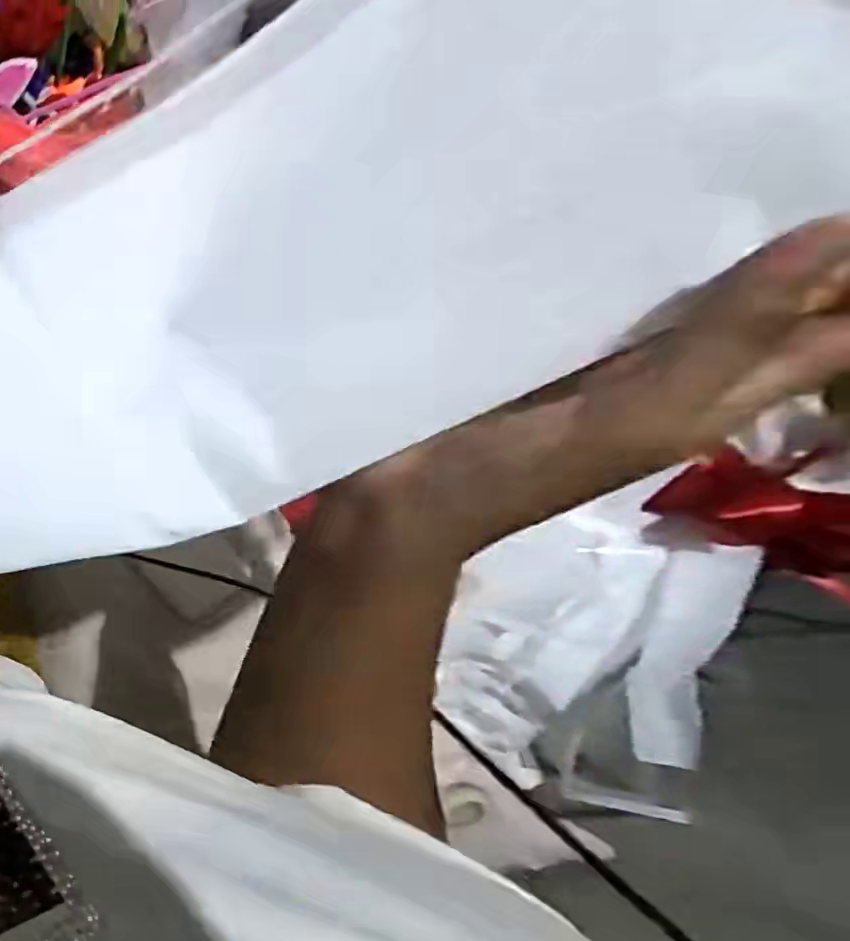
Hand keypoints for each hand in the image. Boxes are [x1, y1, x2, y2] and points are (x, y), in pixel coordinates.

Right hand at [335, 215, 849, 561]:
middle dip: (778, 244)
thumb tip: (832, 233)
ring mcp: (587, 362)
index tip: (828, 200)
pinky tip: (590, 222)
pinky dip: (599, 263)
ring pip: (667, 292)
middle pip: (753, 301)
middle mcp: (660, 372)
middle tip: (755, 175)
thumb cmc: (509, 475)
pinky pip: (584, 300)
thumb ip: (721, 340)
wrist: (396, 505)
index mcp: (708, 394)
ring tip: (691, 176)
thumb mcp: (633, 418)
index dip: (845, 270)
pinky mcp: (525, 355)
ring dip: (685, 243)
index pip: (828, 325)